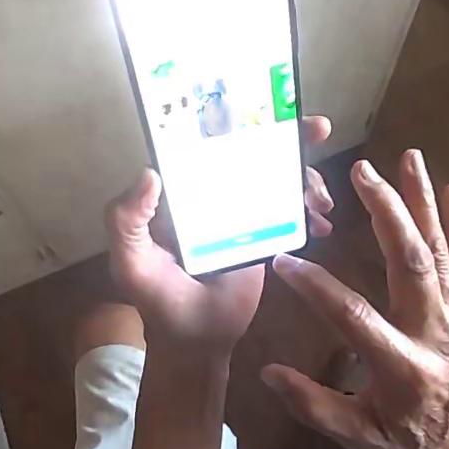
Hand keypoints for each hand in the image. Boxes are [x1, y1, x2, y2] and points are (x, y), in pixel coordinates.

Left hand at [106, 115, 332, 353]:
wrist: (196, 340)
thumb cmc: (158, 298)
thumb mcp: (132, 260)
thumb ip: (127, 220)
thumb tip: (149, 173)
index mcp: (183, 190)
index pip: (209, 144)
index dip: (237, 120)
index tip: (269, 108)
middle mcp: (214, 193)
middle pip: (254, 153)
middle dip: (290, 138)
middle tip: (319, 130)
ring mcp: (243, 213)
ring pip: (279, 180)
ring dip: (306, 178)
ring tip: (318, 200)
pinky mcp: (265, 235)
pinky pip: (291, 213)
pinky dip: (310, 212)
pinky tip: (320, 224)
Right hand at [264, 150, 448, 448]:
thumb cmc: (409, 434)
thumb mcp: (358, 433)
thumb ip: (313, 404)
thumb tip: (268, 373)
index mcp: (400, 363)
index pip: (353, 315)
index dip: (316, 287)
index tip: (284, 261)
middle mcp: (431, 327)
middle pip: (409, 261)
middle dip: (386, 212)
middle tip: (362, 172)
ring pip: (437, 248)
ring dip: (422, 200)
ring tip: (408, 158)